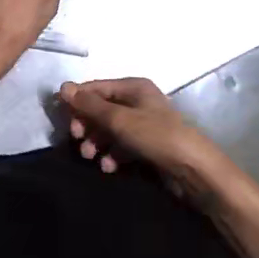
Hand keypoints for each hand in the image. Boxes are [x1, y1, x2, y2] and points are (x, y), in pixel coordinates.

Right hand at [58, 78, 238, 205]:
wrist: (195, 170)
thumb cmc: (156, 136)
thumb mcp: (118, 119)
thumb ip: (89, 104)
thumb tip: (63, 87)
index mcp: (133, 87)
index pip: (95, 88)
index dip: (77, 101)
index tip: (63, 119)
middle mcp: (138, 101)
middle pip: (102, 109)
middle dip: (87, 124)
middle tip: (77, 140)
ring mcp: (144, 124)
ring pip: (111, 129)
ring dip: (97, 141)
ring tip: (90, 157)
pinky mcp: (149, 146)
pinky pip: (123, 145)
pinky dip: (113, 154)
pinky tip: (109, 166)